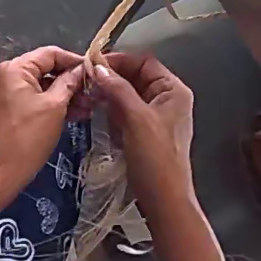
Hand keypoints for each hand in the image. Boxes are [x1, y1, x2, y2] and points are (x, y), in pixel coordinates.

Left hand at [0, 46, 87, 193]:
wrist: (2, 171)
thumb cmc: (29, 136)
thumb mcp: (55, 106)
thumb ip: (70, 82)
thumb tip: (83, 69)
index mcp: (16, 68)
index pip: (51, 53)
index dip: (75, 61)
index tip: (95, 72)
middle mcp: (11, 74)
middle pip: (48, 68)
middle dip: (72, 81)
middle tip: (95, 92)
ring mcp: (11, 91)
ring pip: (46, 84)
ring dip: (67, 94)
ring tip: (89, 107)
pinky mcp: (14, 107)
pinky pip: (39, 97)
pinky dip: (56, 103)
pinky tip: (77, 113)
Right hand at [89, 52, 195, 211]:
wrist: (164, 199)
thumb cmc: (155, 157)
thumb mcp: (135, 118)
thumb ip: (117, 89)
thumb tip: (97, 67)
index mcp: (173, 90)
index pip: (145, 63)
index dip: (120, 60)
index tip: (93, 64)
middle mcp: (168, 99)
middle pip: (136, 78)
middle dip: (113, 80)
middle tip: (87, 82)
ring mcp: (158, 117)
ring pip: (130, 96)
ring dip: (111, 97)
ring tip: (90, 98)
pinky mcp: (147, 133)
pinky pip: (128, 114)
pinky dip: (115, 113)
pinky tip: (101, 117)